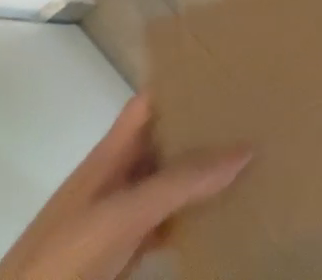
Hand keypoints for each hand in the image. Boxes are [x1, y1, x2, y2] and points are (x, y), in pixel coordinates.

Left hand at [0, 95, 250, 279]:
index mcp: (110, 155)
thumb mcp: (122, 213)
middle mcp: (118, 177)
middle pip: (168, 139)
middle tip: (258, 109)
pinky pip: (173, 218)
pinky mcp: (127, 247)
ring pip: (173, 179)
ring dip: (208, 168)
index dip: (183, 82)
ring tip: (257, 152)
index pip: (150, 103)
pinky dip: (200, 210)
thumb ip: (180, 181)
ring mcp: (121, 214)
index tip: (229, 67)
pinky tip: (229, 209)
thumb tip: (247, 147)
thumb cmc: (63, 255)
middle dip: (208, 123)